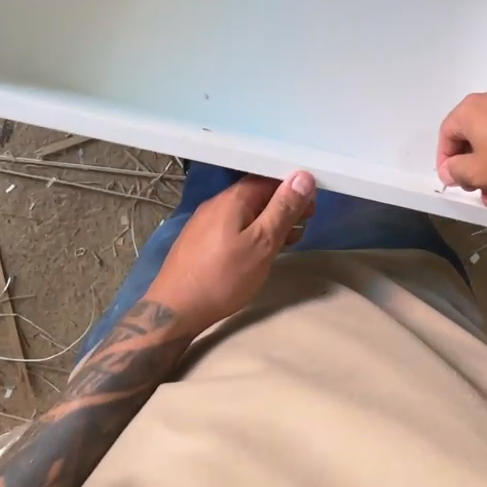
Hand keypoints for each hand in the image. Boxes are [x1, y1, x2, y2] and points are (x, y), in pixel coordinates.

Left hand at [145, 172, 315, 325]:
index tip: (312, 208)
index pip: (269, 178)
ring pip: (245, 212)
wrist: (174, 310)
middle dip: (284, 206)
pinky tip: (260, 250)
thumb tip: (303, 176)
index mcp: (233, 198)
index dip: (294, 189)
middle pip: (257, 193)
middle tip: (303, 226)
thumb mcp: (262, 243)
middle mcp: (217, 203)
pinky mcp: (199, 240)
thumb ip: (283, 210)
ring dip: (269, 221)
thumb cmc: (223, 277)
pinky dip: (252, 232)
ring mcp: (205, 221)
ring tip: (289, 240)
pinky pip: (233, 226)